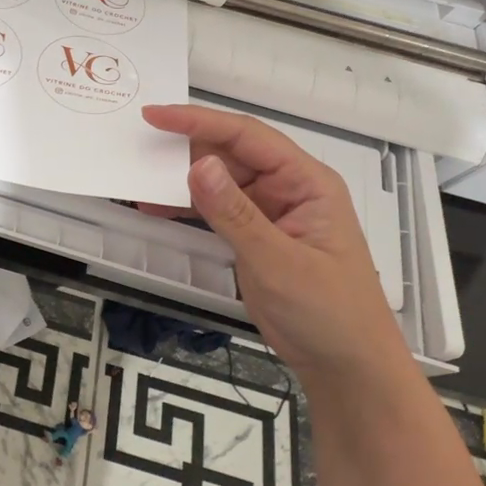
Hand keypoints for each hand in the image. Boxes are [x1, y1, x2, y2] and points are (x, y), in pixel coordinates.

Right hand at [141, 104, 408, 384]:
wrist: (348, 369)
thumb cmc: (328, 314)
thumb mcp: (277, 263)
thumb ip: (235, 213)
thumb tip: (197, 164)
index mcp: (306, 182)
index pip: (247, 136)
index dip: (199, 122)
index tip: (154, 117)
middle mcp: (288, 188)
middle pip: (230, 152)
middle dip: (184, 147)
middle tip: (137, 147)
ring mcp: (270, 212)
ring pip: (218, 179)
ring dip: (181, 179)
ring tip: (139, 179)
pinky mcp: (255, 235)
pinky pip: (216, 208)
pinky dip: (186, 206)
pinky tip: (156, 209)